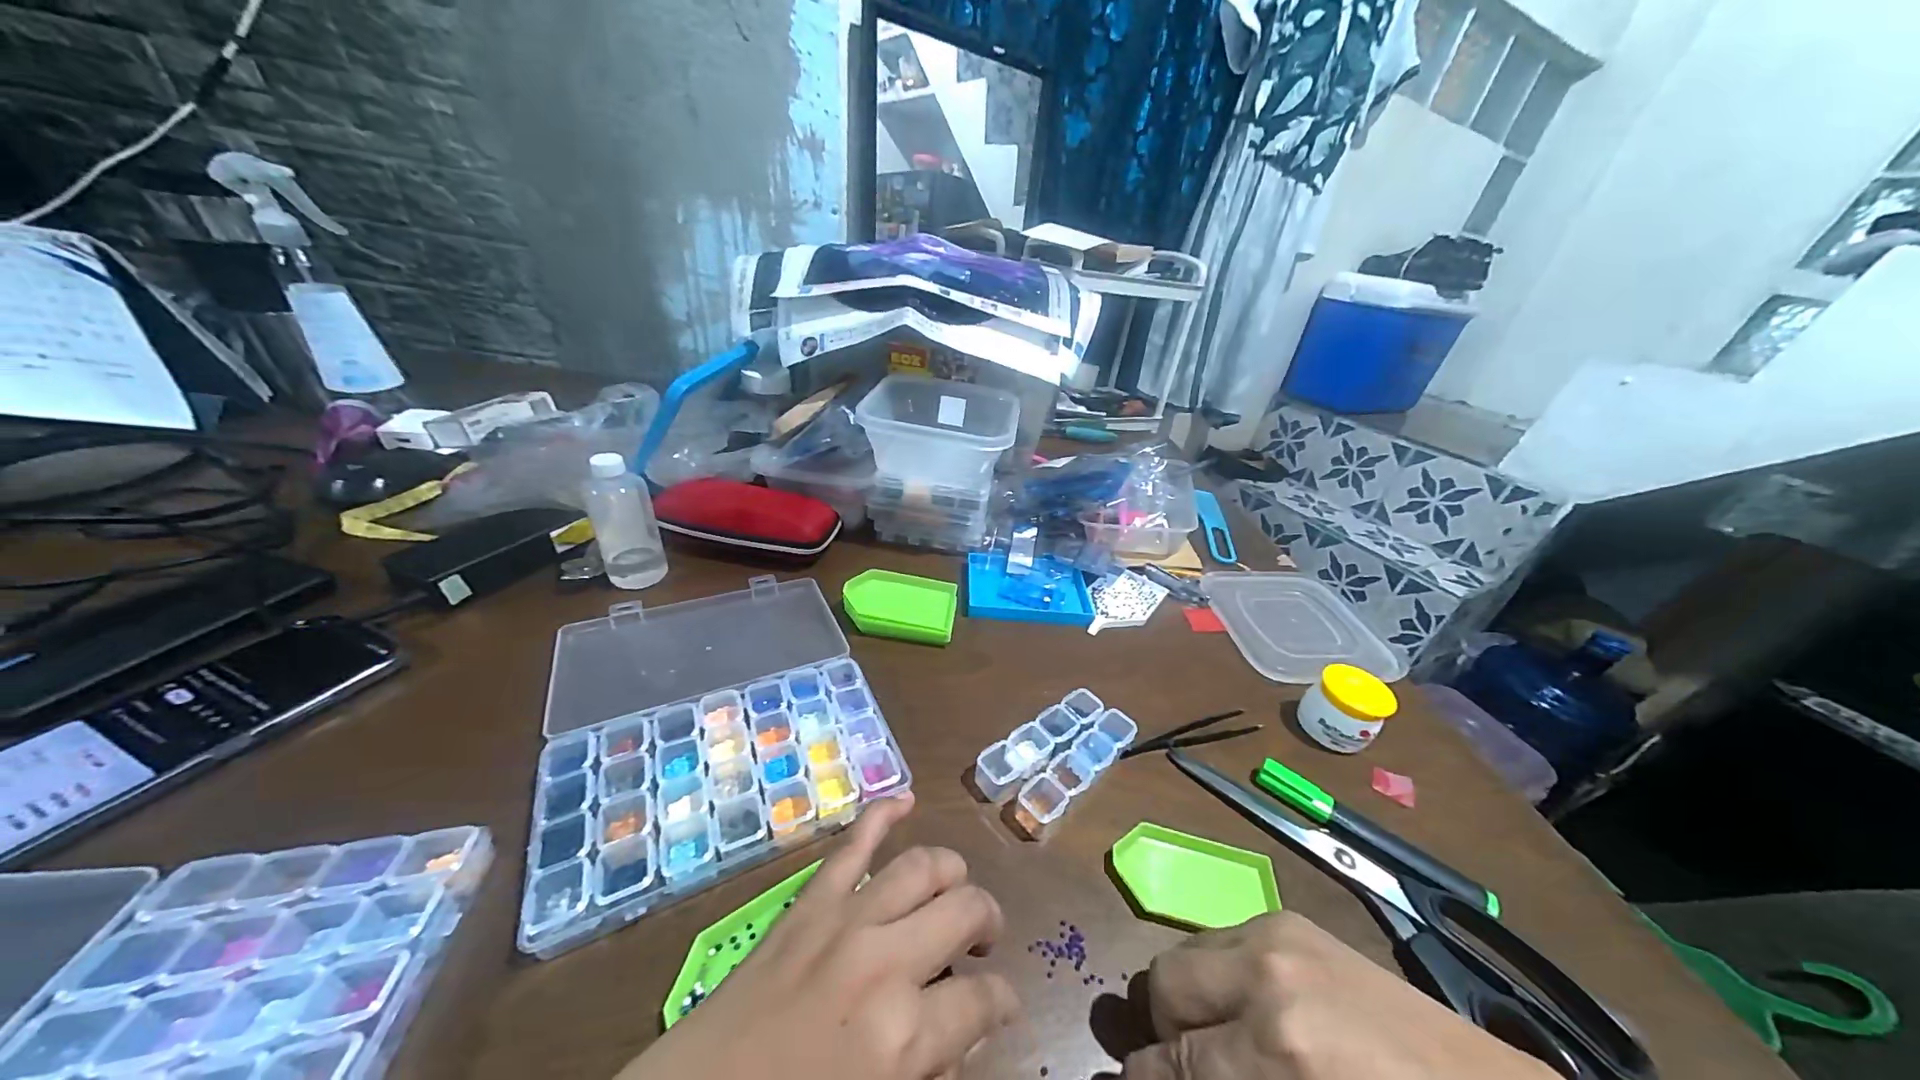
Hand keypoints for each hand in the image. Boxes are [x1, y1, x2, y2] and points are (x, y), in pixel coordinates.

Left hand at [617, 793, 1017, 1079]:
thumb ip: (933, 1066)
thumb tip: (965, 1032)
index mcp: (905, 1034)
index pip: (985, 1000)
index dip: (1003, 1002)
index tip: (1000, 1006)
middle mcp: (884, 961)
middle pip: (966, 910)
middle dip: (989, 923)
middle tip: (982, 944)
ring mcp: (844, 920)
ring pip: (923, 866)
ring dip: (952, 874)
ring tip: (956, 893)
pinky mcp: (808, 902)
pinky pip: (852, 844)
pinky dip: (881, 814)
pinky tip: (905, 800)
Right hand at [1123, 911, 1558, 1079]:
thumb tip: (1158, 1076)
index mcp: (1276, 1049)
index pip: (1173, 1061)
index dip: (1148, 1078)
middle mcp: (1266, 977)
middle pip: (1164, 984)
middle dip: (1166, 1031)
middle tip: (1190, 1064)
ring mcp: (1278, 937)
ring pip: (1184, 953)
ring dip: (1190, 998)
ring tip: (1221, 1033)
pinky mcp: (1290, 921)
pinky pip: (1220, 939)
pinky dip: (1219, 973)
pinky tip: (1253, 1005)